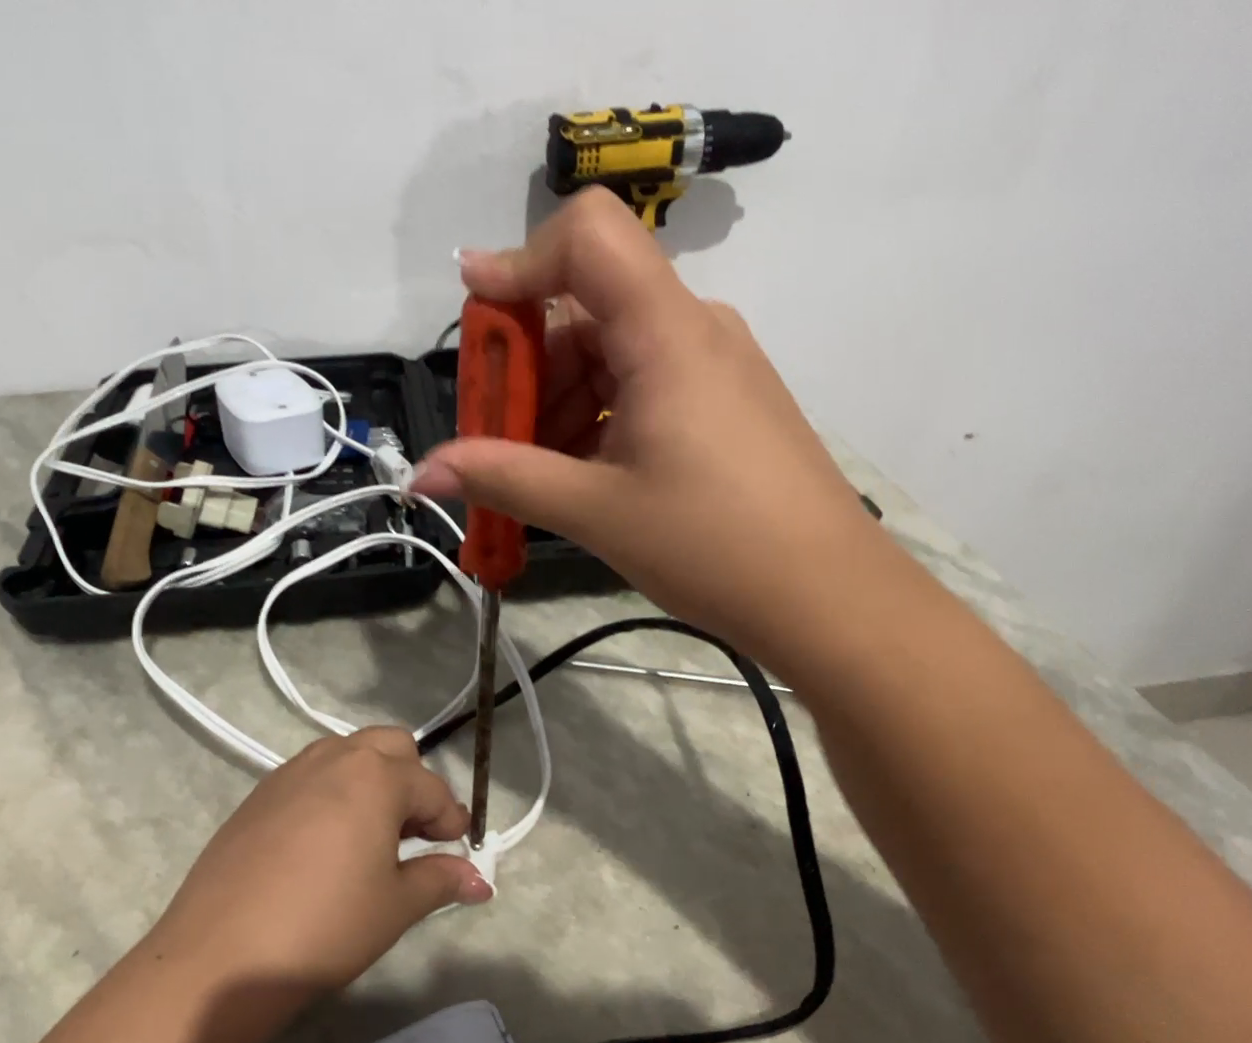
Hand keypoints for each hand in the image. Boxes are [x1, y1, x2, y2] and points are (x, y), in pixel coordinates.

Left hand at [149, 726, 491, 989]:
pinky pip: (310, 777)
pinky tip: (324, 846)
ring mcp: (290, 772)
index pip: (431, 787)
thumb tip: (481, 880)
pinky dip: (332, 794)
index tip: (457, 850)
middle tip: (414, 835)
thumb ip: (441, 880)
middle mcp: (334, 757)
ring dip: (371, 783)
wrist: (223, 954)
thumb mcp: (395, 906)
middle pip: (390, 748)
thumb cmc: (325, 925)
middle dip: (412, 782)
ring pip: (346, 755)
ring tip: (370, 839)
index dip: (451, 819)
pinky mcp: (258, 794)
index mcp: (375, 775)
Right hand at [413, 188, 882, 661]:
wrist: (830, 598)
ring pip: (608, 352)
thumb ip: (501, 477)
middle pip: (585, 308)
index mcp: (666, 332)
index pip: (588, 236)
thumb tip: (421, 473)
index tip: (473, 313)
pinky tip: (581, 479)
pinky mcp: (722, 400)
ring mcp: (712, 364)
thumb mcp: (594, 510)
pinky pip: (639, 383)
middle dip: (526, 367)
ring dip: (557, 402)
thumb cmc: (714, 544)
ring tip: (537, 478)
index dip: (520, 259)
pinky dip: (595, 417)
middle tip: (493, 440)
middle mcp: (691, 328)